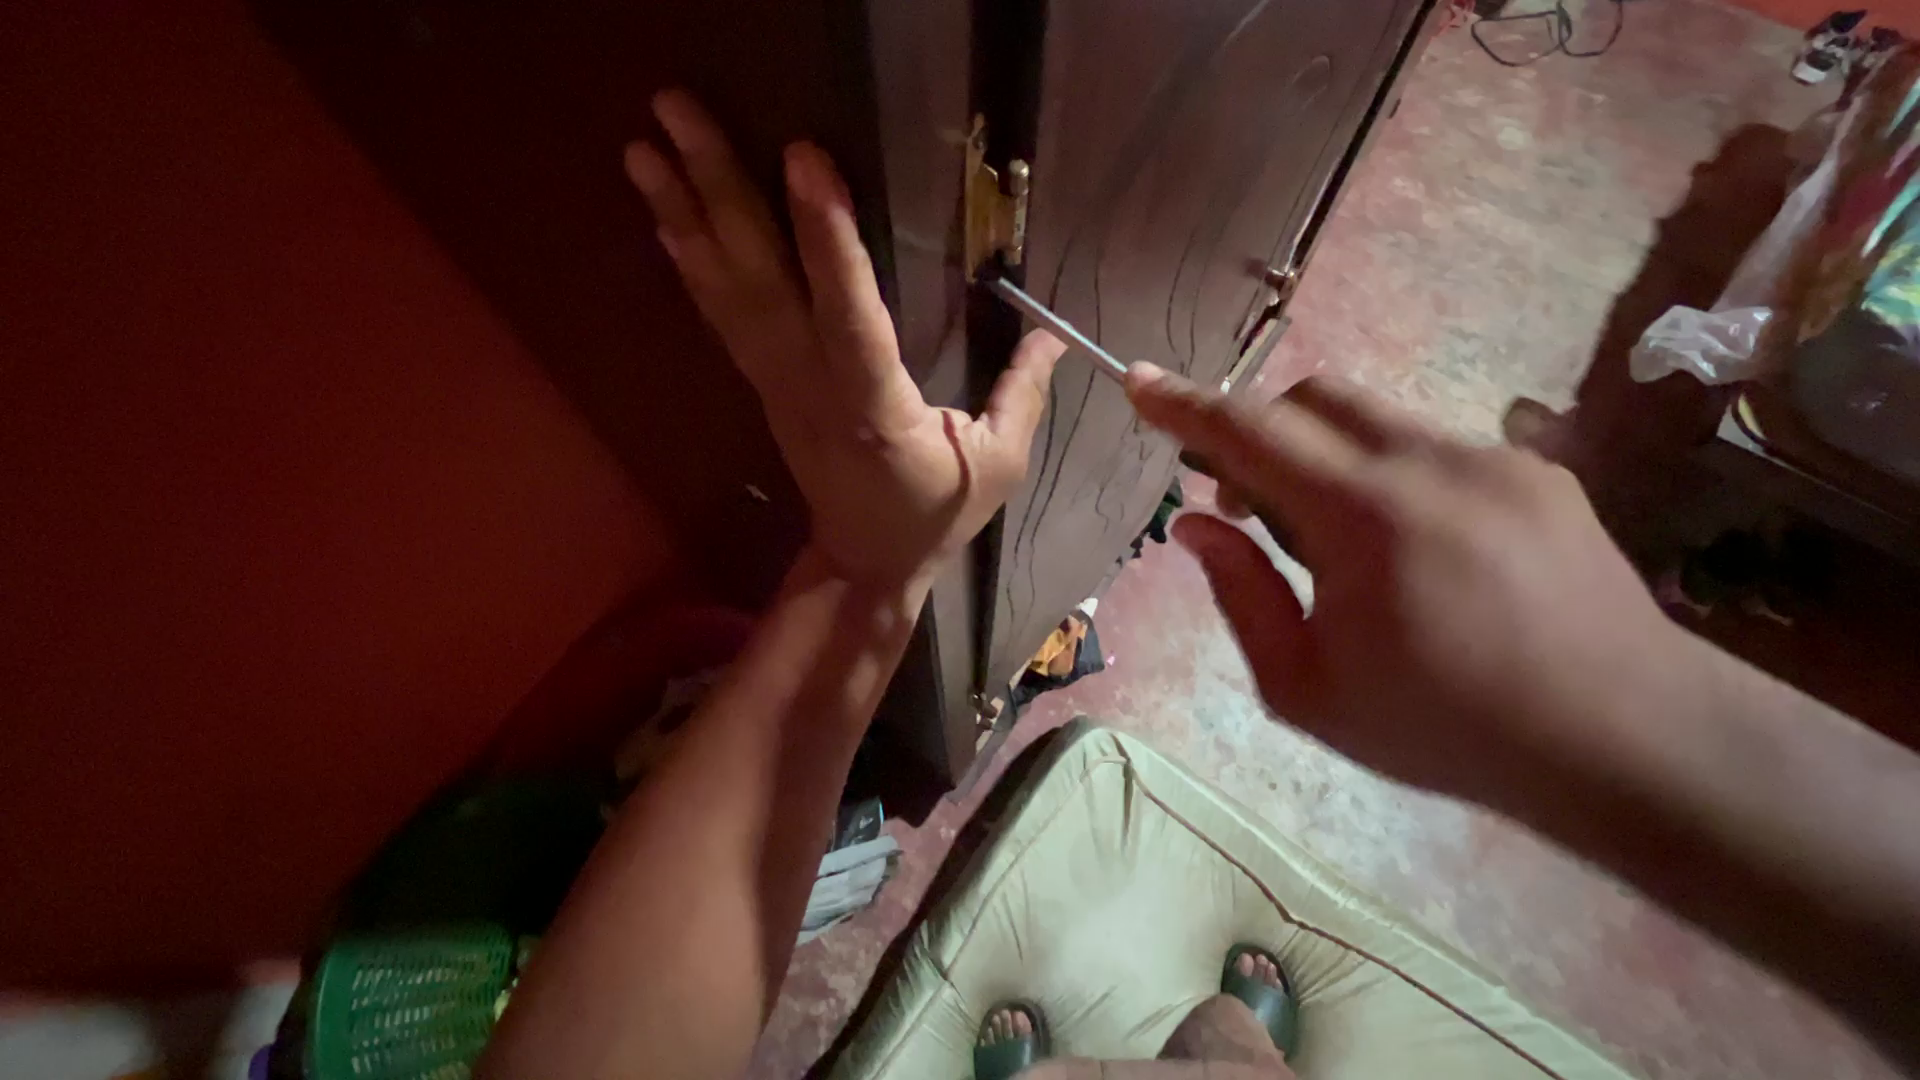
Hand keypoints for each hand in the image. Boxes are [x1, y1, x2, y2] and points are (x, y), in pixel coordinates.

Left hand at [625, 90, 1063, 588]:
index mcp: (877, 411)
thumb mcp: (996, 465)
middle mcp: (814, 391)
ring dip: (685, 219)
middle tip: (677, 112)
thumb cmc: (934, 516)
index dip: (827, 240)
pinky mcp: (767, 389)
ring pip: (730, 298)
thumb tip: (1052, 334)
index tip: (804, 159)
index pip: (850, 317)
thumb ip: (1020, 396)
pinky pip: (726, 322)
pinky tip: (666, 220)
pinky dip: (694, 269)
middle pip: (764, 289)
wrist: (865, 562)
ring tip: (643, 149)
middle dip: (721, 197)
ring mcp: (780, 389)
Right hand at [1126, 365, 1684, 802]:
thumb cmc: (1442, 727)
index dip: (1185, 405)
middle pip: (1311, 399)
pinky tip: (1404, 551)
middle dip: (1254, 431)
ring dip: (1318, 459)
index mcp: (1365, 516)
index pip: (1250, 432)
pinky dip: (1379, 475)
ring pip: (1370, 421)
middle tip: (1239, 503)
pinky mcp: (1536, 472)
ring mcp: (1492, 460)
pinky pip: (1425, 448)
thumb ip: (1239, 593)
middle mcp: (1430, 462)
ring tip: (1327, 542)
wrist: (1631, 742)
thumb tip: (1197, 526)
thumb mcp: (1304, 687)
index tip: (1137, 381)